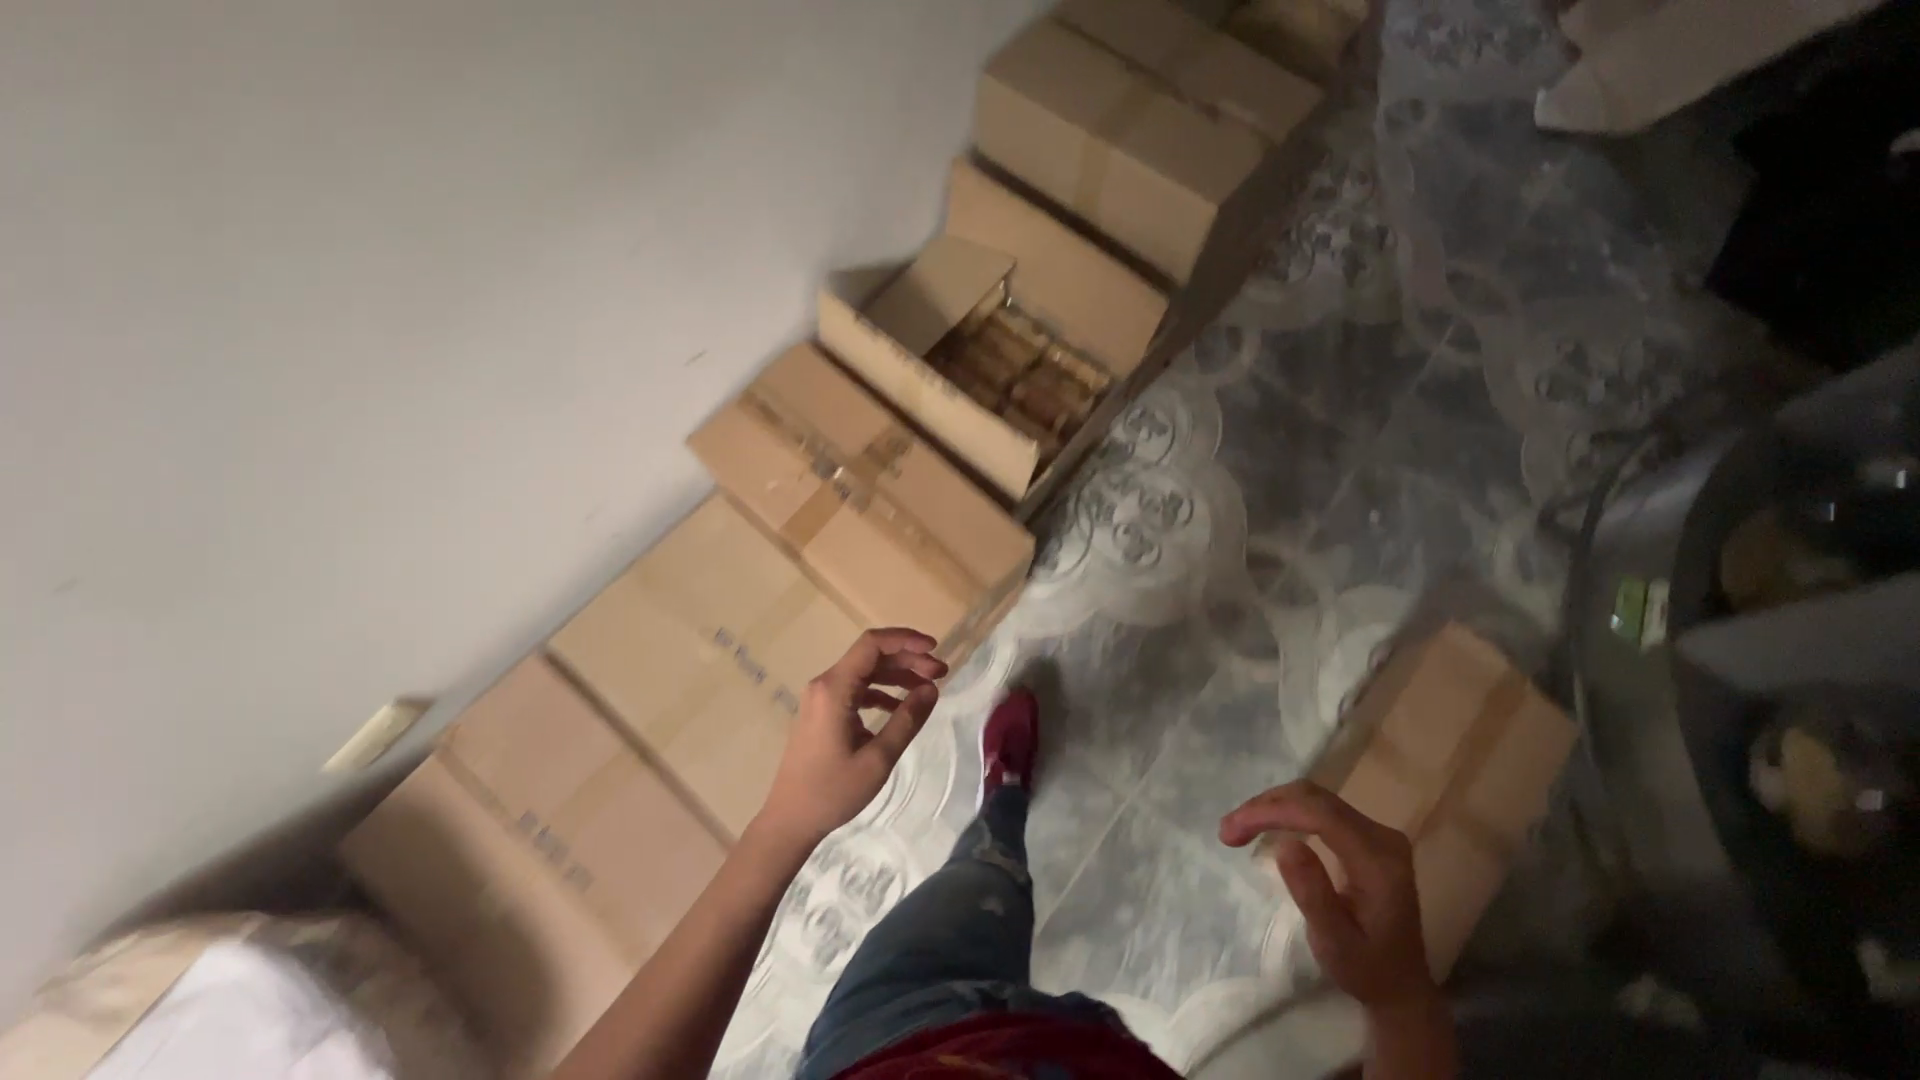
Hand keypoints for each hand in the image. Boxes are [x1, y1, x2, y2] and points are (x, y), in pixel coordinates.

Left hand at [752, 628, 946, 849]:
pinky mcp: (823, 713)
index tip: (935, 649)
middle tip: (942, 673)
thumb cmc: (833, 791)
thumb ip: (907, 720)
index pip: (872, 644)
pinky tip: (901, 709)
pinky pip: (856, 691)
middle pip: (871, 656)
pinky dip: (881, 693)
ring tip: (929, 688)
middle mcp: (825, 685)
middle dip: (908, 659)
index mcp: (835, 689)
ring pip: (865, 673)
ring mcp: (821, 698)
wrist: (790, 819)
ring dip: (897, 676)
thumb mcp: (878, 758)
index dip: (906, 640)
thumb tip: (932, 689)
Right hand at [1219, 781, 1436, 1009]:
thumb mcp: (1334, 942)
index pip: (1319, 815)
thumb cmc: (1365, 969)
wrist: (1400, 985)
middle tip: (1228, 831)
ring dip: (1273, 807)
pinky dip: (1286, 813)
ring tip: (1239, 829)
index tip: (1231, 830)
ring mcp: (1377, 833)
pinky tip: (1265, 827)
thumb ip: (1312, 893)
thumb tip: (1284, 845)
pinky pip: (1320, 810)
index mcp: (1378, 860)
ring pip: (1315, 799)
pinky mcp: (1367, 836)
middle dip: (1266, 807)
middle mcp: (1382, 836)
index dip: (1271, 812)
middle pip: (1315, 799)